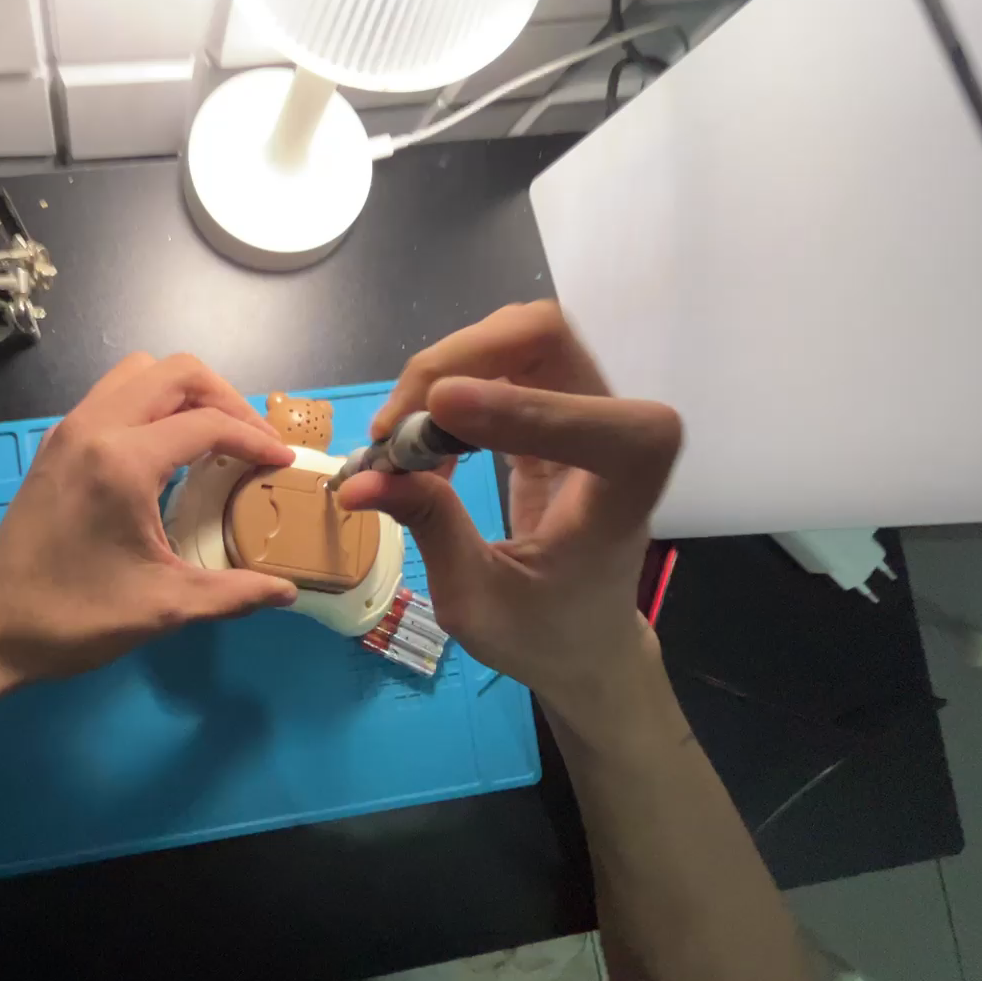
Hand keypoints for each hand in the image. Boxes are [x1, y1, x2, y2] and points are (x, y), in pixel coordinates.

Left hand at [0, 353, 299, 687]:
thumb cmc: (76, 618)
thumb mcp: (164, 608)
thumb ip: (234, 594)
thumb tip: (288, 592)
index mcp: (122, 461)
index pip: (207, 423)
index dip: (255, 439)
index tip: (283, 462)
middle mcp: (94, 427)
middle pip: (176, 372)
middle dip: (226, 398)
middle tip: (253, 439)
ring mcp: (69, 429)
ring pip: (140, 373)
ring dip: (185, 393)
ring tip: (215, 435)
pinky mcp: (56, 442)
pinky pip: (114, 395)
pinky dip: (152, 405)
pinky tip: (169, 450)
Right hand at [336, 302, 681, 731]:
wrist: (582, 641)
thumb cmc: (542, 634)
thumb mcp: (474, 600)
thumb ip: (430, 528)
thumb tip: (359, 481)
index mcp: (622, 499)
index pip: (606, 425)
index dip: (524, 408)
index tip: (437, 417)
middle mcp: (614, 439)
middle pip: (548, 341)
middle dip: (457, 361)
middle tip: (394, 424)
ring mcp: (582, 417)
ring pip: (519, 339)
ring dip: (444, 369)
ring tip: (394, 433)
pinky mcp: (551, 417)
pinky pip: (500, 367)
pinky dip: (446, 389)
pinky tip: (417, 441)